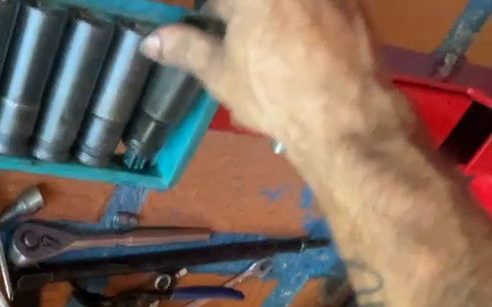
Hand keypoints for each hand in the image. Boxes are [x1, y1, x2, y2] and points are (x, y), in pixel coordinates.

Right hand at [144, 0, 410, 163]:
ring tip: (274, 52)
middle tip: (242, 47)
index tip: (211, 35)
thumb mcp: (221, 73)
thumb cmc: (272, 93)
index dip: (209, 17)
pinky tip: (304, 51)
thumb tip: (151, 41)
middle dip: (240, 18)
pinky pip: (315, 7)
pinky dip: (304, 21)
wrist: (339, 111)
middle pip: (252, 4)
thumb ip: (187, 48)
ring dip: (274, 22)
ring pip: (284, 8)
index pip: (215, 2)